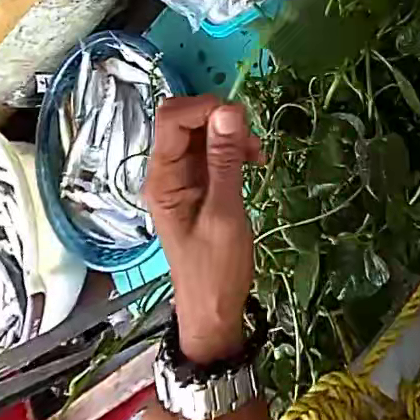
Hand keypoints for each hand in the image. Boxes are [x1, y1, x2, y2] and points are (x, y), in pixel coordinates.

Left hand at [144, 96, 262, 363]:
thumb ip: (225, 160)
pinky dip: (233, 148)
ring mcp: (181, 175)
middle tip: (251, 140)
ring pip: (201, 132)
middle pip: (185, 120)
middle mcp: (166, 170)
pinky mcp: (197, 183)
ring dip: (230, 134)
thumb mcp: (225, 213)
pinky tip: (253, 161)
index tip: (239, 119)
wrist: (214, 310)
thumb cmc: (216, 269)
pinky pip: (211, 150)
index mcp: (162, 176)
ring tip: (257, 154)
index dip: (203, 108)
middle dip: (219, 119)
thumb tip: (230, 109)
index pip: (171, 119)